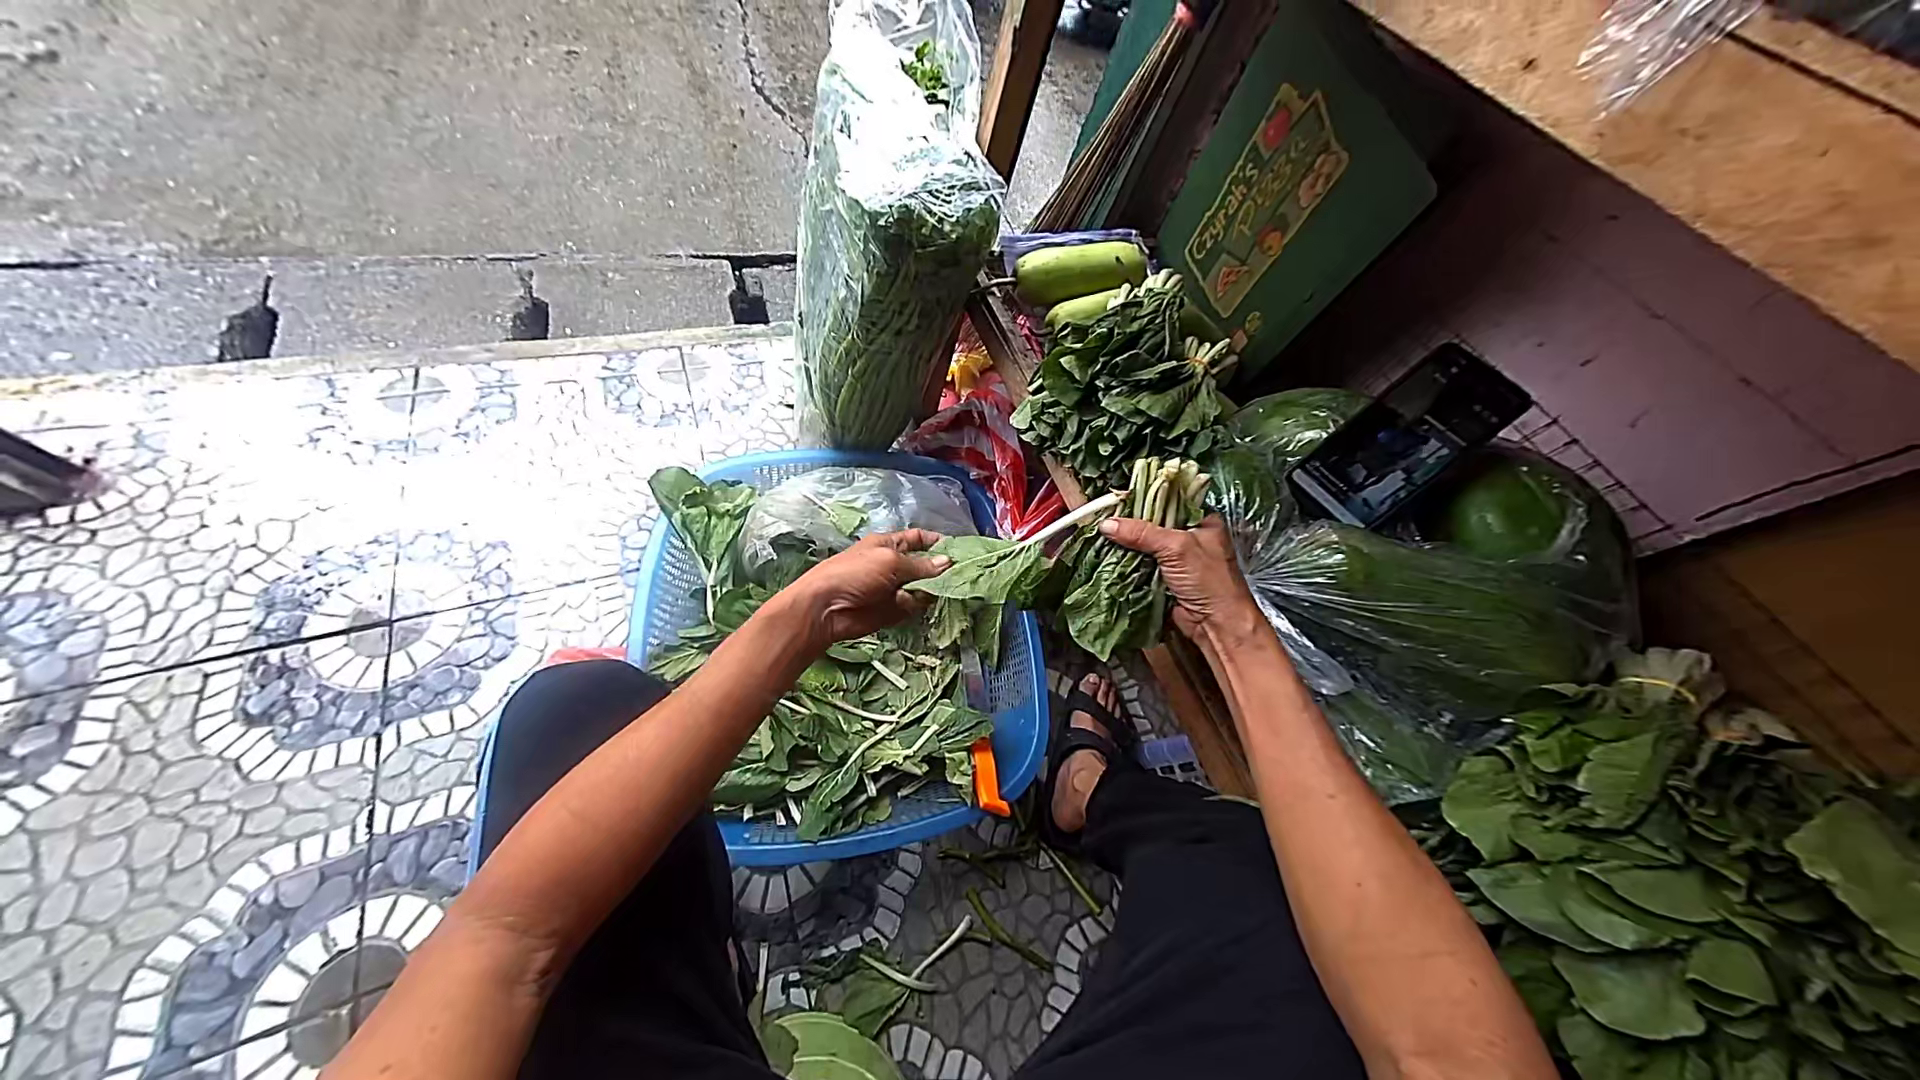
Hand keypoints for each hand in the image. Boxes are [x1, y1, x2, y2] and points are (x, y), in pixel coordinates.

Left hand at [782, 529, 950, 648]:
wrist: (826, 609)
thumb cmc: (854, 574)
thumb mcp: (889, 561)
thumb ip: (920, 564)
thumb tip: (948, 563)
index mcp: (889, 545)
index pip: (918, 539)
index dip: (936, 541)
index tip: (959, 548)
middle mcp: (894, 565)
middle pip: (925, 564)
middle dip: (942, 568)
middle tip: (964, 573)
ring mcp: (894, 589)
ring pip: (924, 587)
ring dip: (935, 588)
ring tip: (950, 588)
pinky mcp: (894, 610)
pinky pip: (915, 606)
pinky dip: (923, 605)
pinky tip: (931, 603)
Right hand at [1098, 514, 1262, 643]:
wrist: (1216, 625)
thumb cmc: (1209, 582)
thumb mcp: (1176, 547)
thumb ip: (1142, 533)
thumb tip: (1107, 524)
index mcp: (1201, 521)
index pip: (1167, 502)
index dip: (1142, 500)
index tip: (1115, 499)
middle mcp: (1189, 537)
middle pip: (1152, 525)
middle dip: (1129, 524)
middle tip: (1102, 517)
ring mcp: (1175, 560)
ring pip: (1143, 546)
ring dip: (1125, 545)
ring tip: (1099, 534)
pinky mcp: (1163, 578)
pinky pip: (1140, 565)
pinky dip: (1126, 563)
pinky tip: (1107, 556)